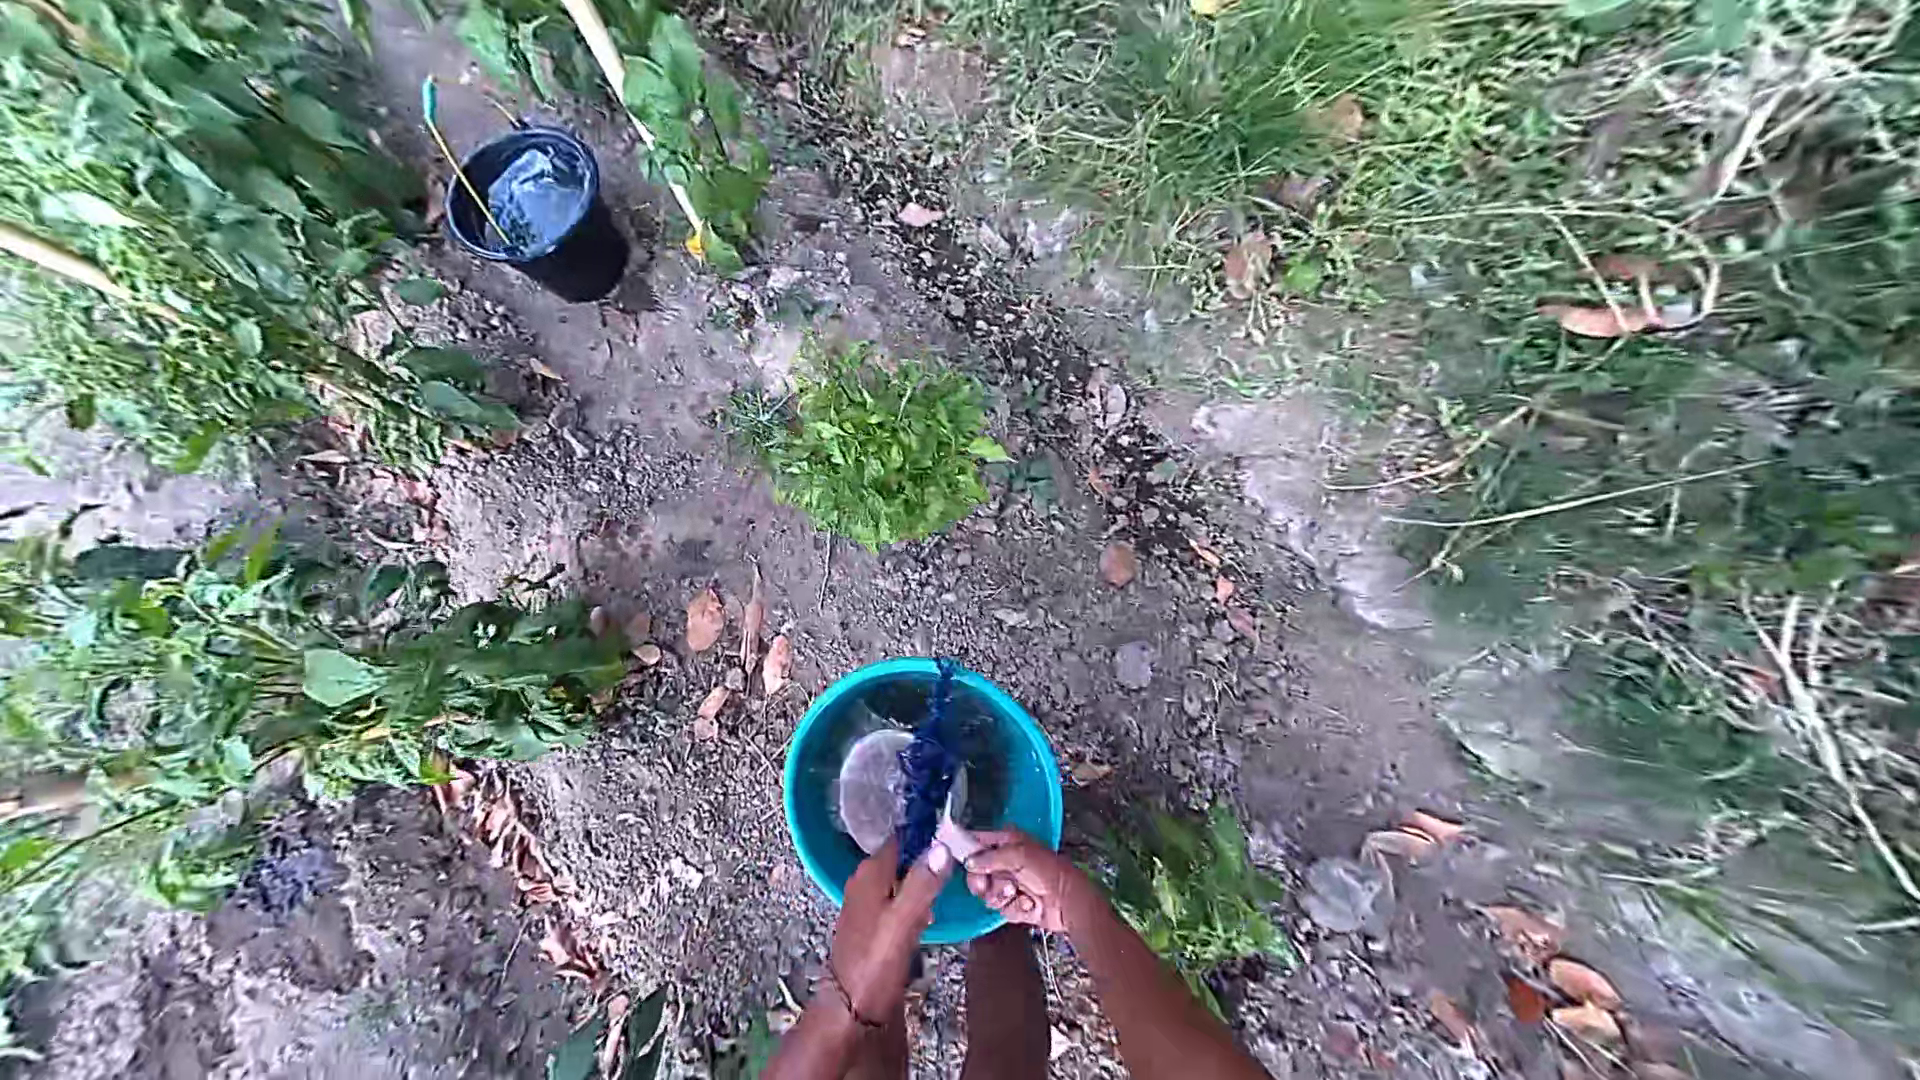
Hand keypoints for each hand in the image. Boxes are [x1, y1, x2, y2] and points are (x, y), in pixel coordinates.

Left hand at [829, 838, 952, 1022]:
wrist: (848, 1011)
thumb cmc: (876, 963)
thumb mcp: (904, 921)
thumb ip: (922, 883)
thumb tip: (942, 846)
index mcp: (871, 871)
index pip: (903, 837)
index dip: (927, 836)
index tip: (952, 839)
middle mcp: (864, 879)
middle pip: (902, 857)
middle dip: (926, 862)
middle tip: (952, 872)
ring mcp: (864, 900)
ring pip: (899, 879)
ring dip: (920, 884)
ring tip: (942, 894)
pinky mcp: (867, 920)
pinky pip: (894, 898)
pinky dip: (910, 902)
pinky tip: (924, 916)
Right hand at [964, 828, 1091, 934]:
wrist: (1067, 901)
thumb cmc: (1046, 870)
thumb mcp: (1018, 855)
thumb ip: (990, 857)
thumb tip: (969, 861)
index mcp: (1006, 841)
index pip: (977, 841)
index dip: (967, 849)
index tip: (960, 859)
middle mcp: (1004, 860)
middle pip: (976, 870)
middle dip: (982, 880)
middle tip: (986, 885)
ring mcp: (1007, 883)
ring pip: (986, 891)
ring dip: (1000, 894)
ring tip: (1016, 892)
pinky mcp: (1012, 904)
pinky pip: (999, 907)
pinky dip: (1012, 907)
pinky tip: (1026, 903)